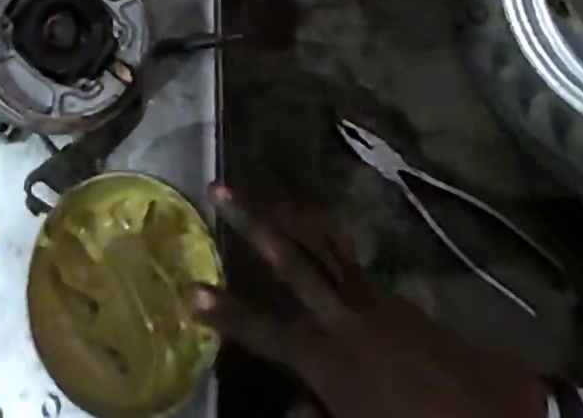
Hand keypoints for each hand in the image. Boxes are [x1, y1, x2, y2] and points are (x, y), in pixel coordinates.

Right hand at [193, 184, 547, 417]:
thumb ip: (318, 417)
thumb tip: (289, 402)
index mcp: (329, 356)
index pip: (264, 327)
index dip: (227, 311)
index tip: (192, 291)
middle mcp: (341, 313)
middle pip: (287, 256)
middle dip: (249, 219)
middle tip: (218, 188)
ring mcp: (368, 296)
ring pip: (319, 242)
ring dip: (286, 216)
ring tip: (263, 195)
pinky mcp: (390, 293)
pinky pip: (344, 254)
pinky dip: (321, 236)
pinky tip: (314, 232)